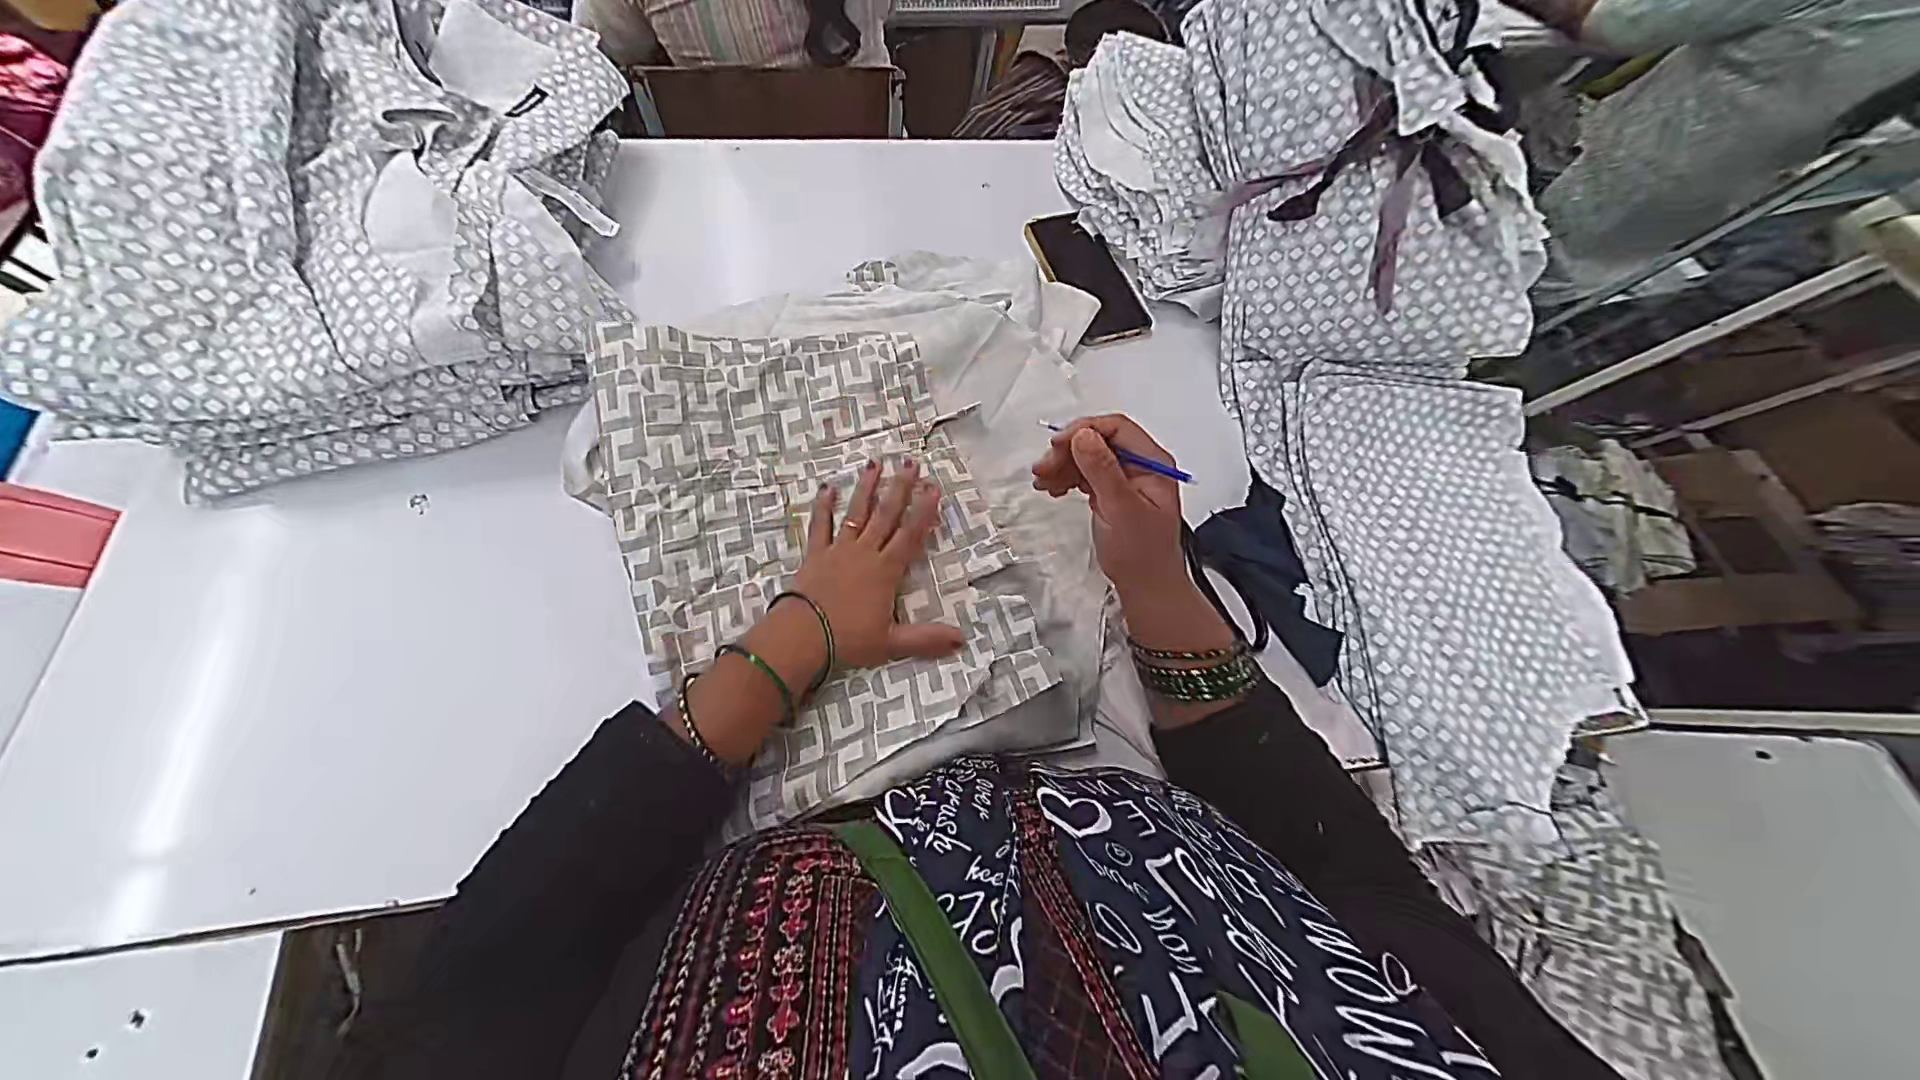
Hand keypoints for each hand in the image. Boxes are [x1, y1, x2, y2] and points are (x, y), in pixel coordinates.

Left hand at [790, 455, 965, 669]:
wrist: (802, 637)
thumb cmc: (848, 640)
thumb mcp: (892, 643)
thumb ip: (927, 639)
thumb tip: (962, 640)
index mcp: (886, 571)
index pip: (910, 535)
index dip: (924, 511)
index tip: (933, 488)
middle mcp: (864, 553)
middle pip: (886, 515)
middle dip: (900, 488)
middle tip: (909, 463)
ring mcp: (838, 550)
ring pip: (856, 513)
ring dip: (866, 488)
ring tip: (874, 463)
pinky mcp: (815, 554)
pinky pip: (821, 525)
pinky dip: (824, 506)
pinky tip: (827, 487)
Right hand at [1032, 414, 1240, 728]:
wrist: (1146, 586)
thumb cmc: (1143, 555)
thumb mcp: (1121, 508)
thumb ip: (1103, 470)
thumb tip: (1084, 436)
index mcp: (1152, 464)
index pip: (1116, 428)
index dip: (1084, 431)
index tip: (1059, 445)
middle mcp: (1140, 467)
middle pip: (1098, 441)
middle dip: (1068, 451)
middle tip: (1045, 467)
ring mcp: (1125, 479)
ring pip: (1088, 457)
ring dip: (1063, 465)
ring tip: (1043, 480)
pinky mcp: (1111, 492)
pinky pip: (1085, 474)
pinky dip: (1067, 477)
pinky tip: (1053, 487)